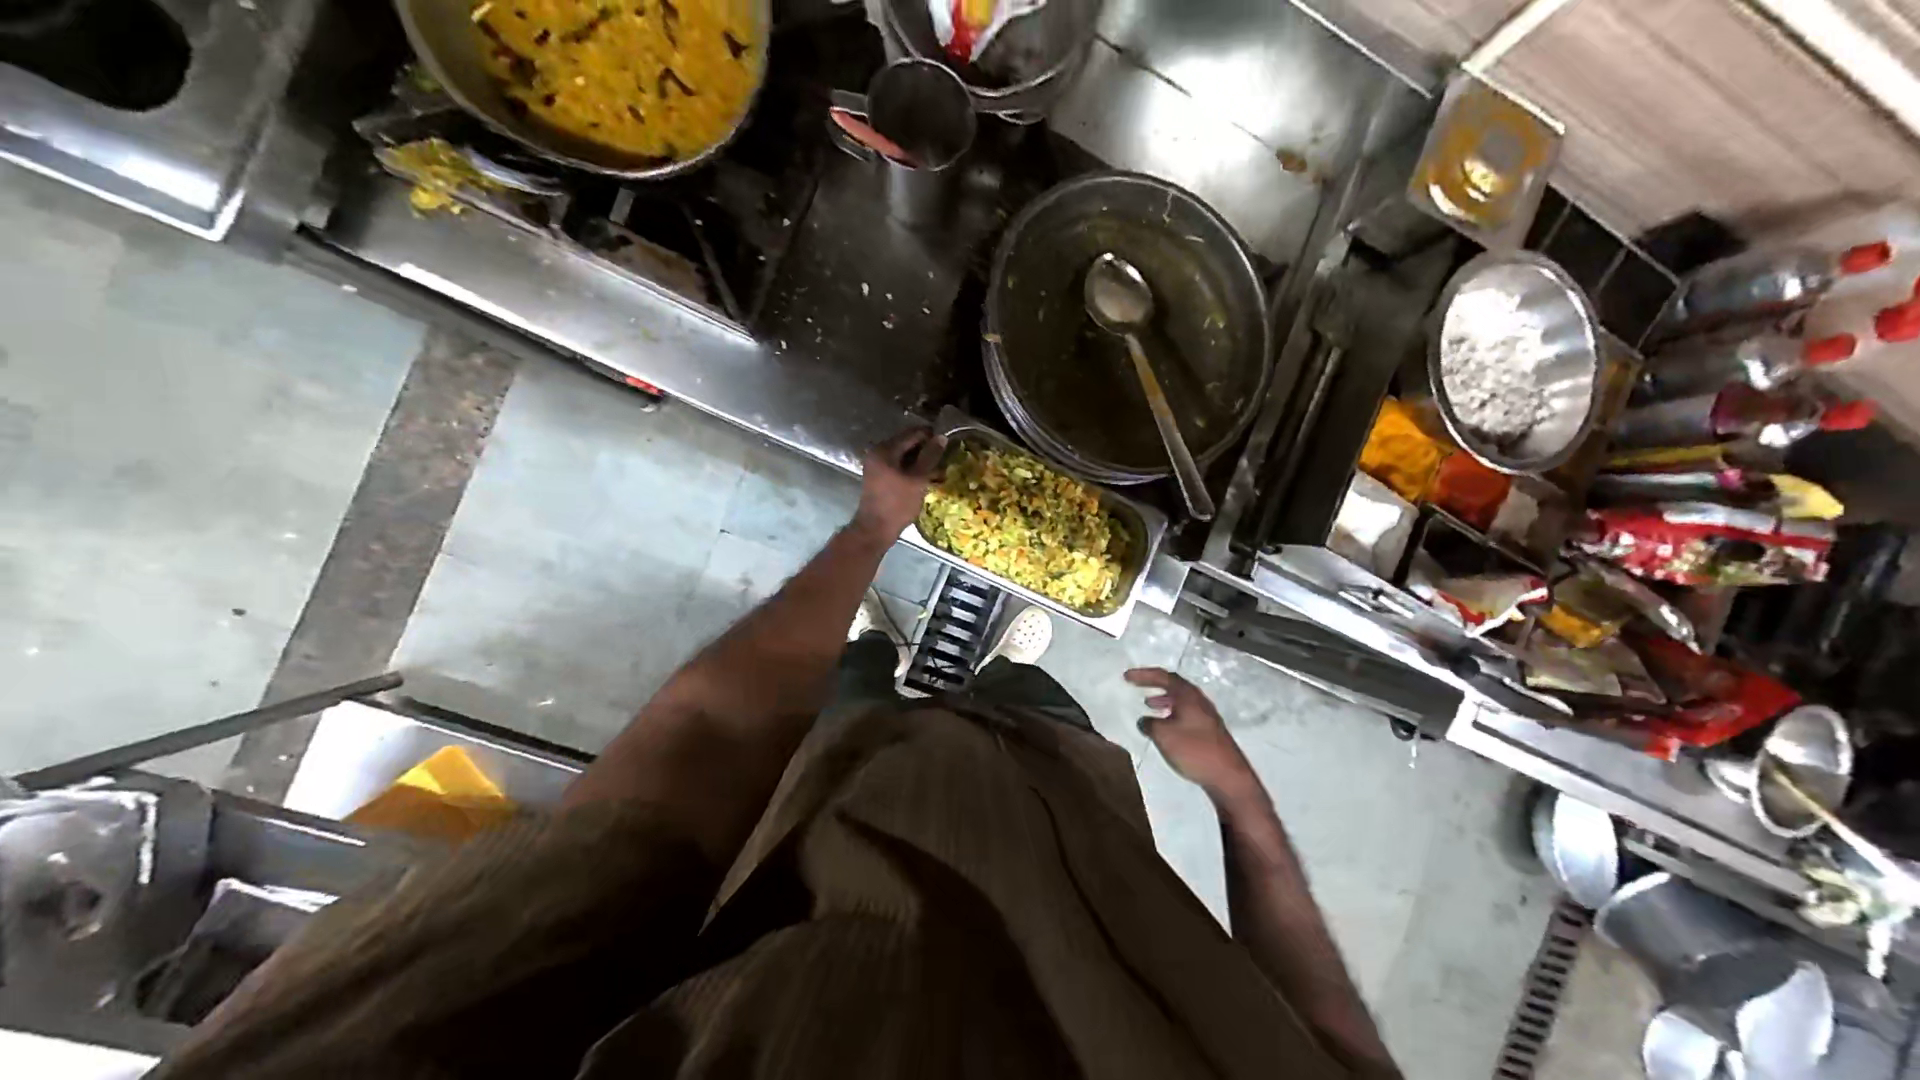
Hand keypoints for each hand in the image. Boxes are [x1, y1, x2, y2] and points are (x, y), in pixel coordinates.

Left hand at [852, 428, 944, 540]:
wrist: (875, 529)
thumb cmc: (897, 504)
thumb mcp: (917, 479)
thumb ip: (929, 456)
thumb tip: (941, 437)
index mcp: (885, 449)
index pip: (912, 433)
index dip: (931, 435)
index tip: (948, 442)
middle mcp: (878, 452)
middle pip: (907, 442)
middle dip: (926, 448)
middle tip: (945, 456)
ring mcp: (876, 464)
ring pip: (904, 455)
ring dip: (920, 459)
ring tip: (938, 467)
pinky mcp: (879, 476)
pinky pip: (898, 465)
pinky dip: (911, 468)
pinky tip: (925, 476)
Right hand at [1126, 668, 1255, 800]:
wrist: (1228, 777)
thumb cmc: (1194, 750)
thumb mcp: (1163, 735)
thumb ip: (1149, 724)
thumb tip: (1144, 721)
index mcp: (1188, 696)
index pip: (1163, 676)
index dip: (1143, 675)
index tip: (1126, 676)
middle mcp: (1199, 701)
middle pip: (1174, 685)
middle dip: (1154, 683)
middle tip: (1137, 684)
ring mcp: (1207, 716)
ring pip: (1181, 700)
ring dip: (1163, 699)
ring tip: (1148, 704)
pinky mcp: (1209, 731)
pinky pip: (1186, 712)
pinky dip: (1171, 712)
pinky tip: (1165, 725)